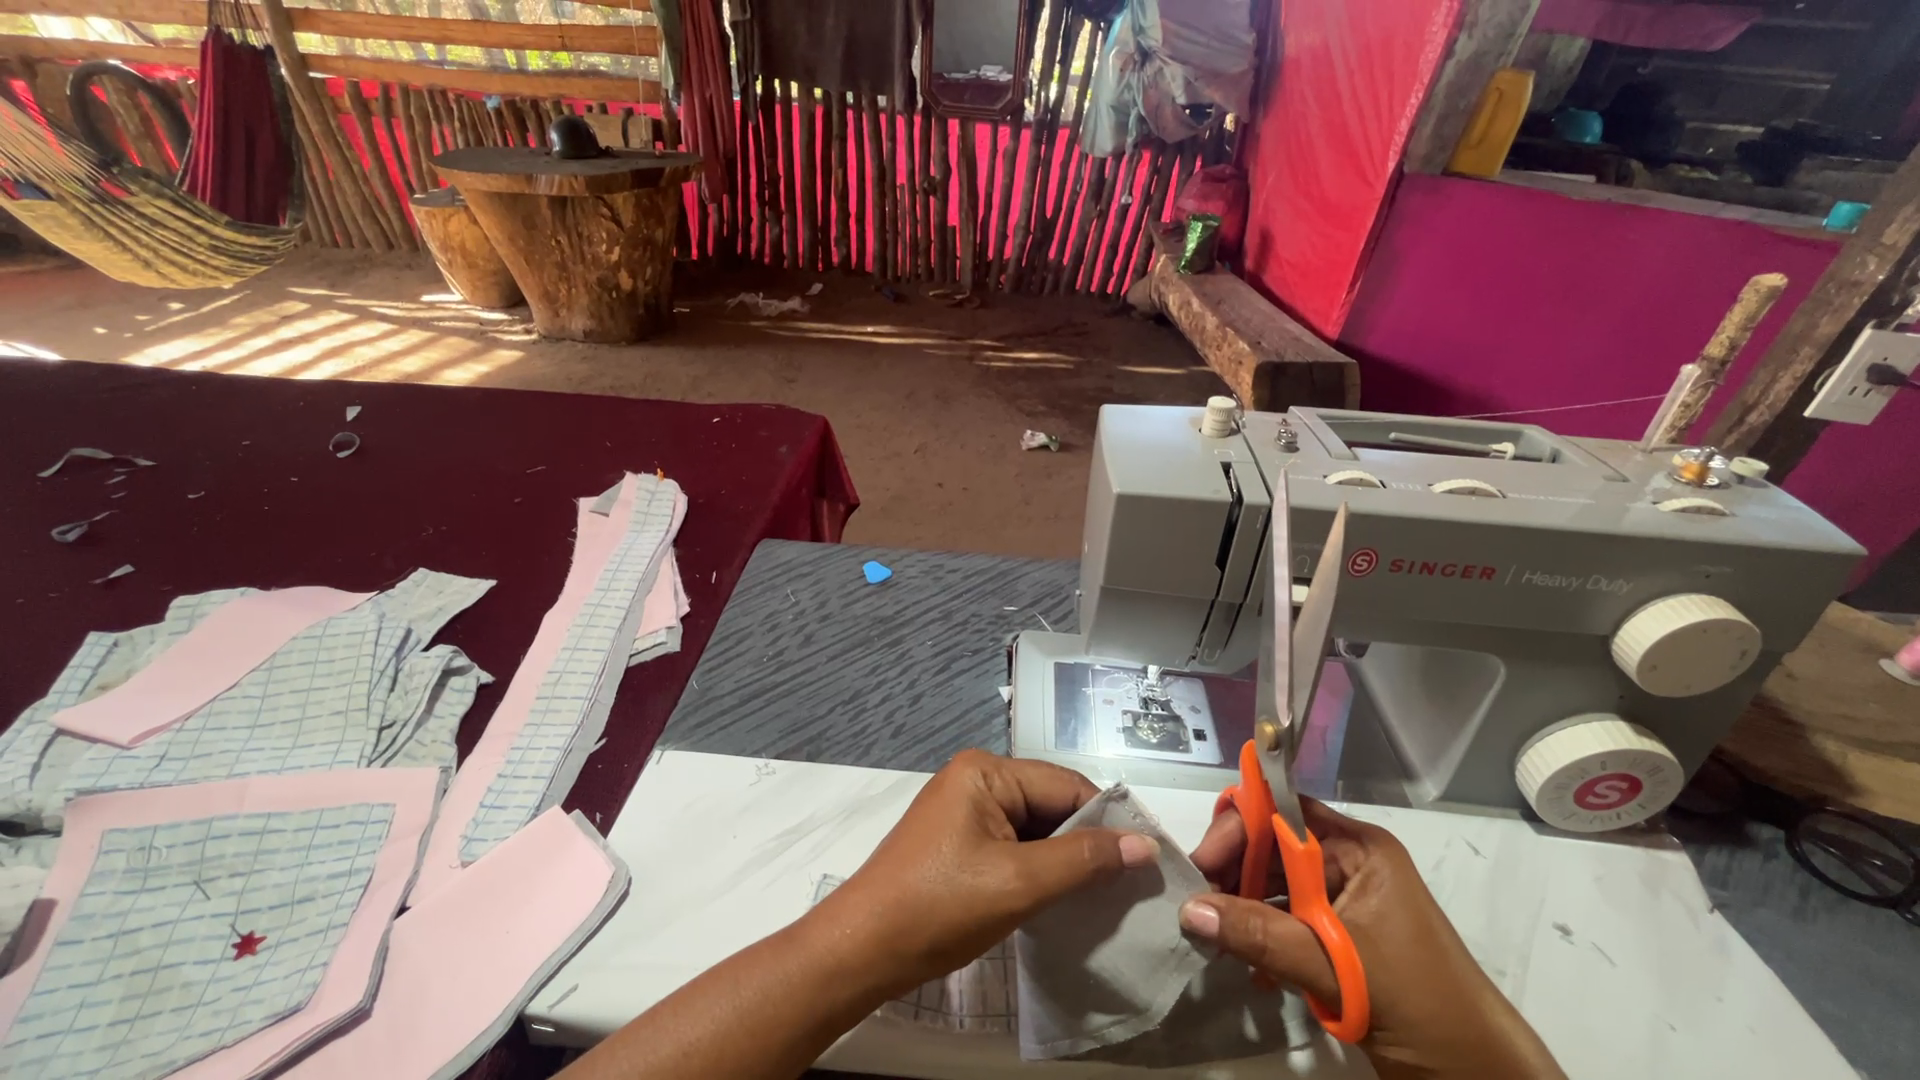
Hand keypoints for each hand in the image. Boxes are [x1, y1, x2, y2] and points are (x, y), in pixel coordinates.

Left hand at [813, 750, 1157, 996]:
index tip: (1148, 859)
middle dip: (1088, 841)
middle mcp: (976, 780)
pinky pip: (1015, 845)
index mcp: (986, 772)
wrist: (863, 950)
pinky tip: (1064, 897)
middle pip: (1052, 804)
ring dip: (1066, 859)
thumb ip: (1083, 859)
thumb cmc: (940, 907)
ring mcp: (965, 812)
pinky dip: (1040, 869)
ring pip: (1036, 828)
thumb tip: (1144, 844)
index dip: (1109, 821)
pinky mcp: (960, 842)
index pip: (1067, 786)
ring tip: (1106, 894)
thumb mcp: (1020, 883)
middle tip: (1132, 883)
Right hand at [1181, 799, 1566, 1079]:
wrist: (1477, 1077)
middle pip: (1271, 847)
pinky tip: (1246, 968)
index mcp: (1358, 850)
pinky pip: (1284, 920)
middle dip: (1232, 873)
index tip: (1200, 865)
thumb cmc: (1418, 1005)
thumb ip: (1259, 935)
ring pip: (1273, 886)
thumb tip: (1189, 909)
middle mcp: (1348, 864)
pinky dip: (1260, 938)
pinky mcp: (1338, 939)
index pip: (1281, 811)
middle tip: (1199, 908)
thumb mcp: (1334, 966)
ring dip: (1241, 910)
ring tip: (1214, 942)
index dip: (1237, 827)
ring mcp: (1343, 902)